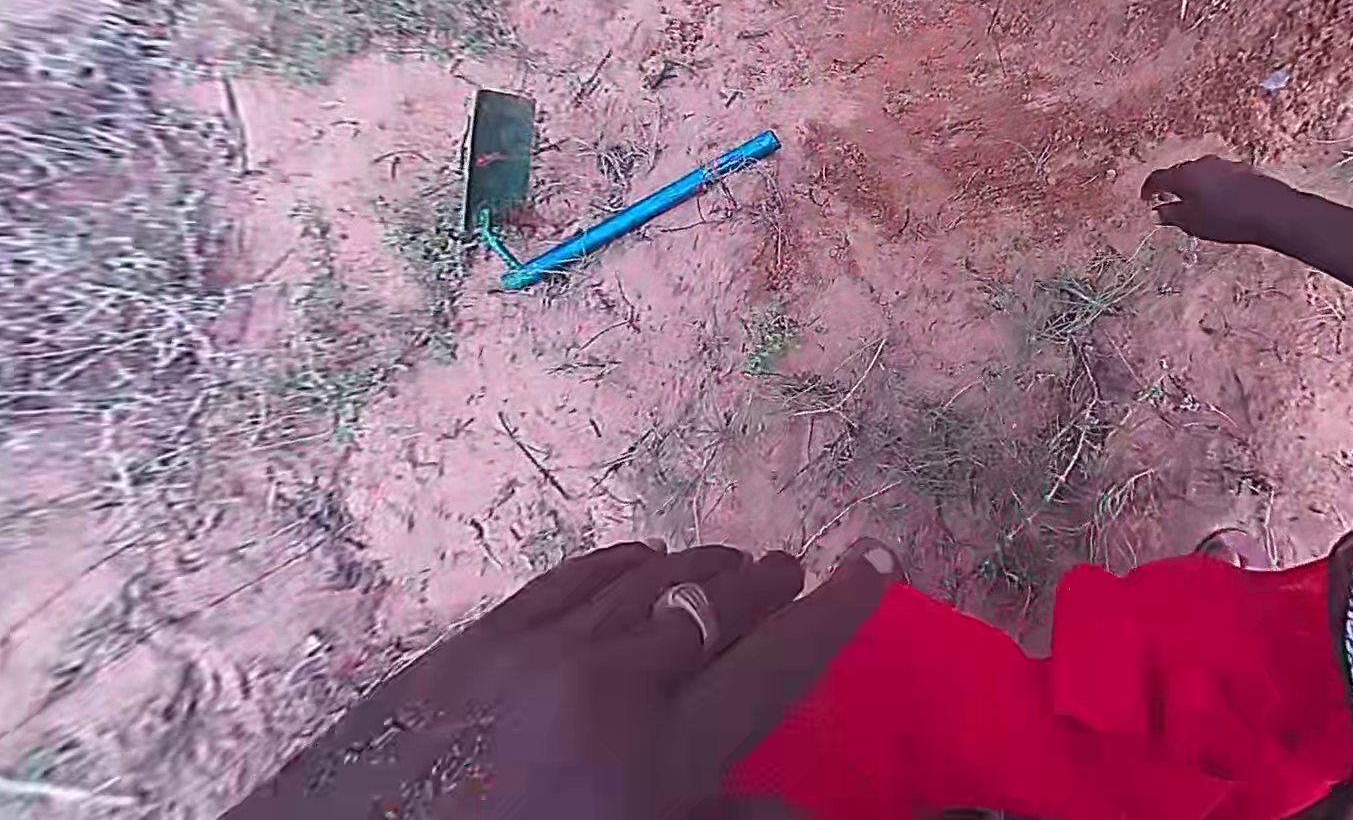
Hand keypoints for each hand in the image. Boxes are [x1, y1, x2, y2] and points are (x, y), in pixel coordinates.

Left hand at [225, 540, 895, 819]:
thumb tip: (792, 796)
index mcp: (647, 770)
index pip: (779, 662)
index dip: (841, 605)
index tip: (878, 556)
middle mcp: (604, 690)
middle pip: (723, 602)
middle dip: (770, 581)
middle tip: (789, 573)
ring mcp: (533, 653)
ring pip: (659, 577)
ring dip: (708, 569)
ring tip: (730, 571)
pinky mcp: (474, 640)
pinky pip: (582, 574)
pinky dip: (632, 564)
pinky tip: (648, 565)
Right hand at [1141, 156, 1298, 244]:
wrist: (1272, 212)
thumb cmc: (1228, 218)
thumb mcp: (1191, 222)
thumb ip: (1170, 215)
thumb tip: (1158, 212)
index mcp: (1184, 175)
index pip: (1157, 178)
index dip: (1148, 189)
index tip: (1145, 198)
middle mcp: (1202, 164)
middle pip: (1179, 173)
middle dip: (1170, 187)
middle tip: (1166, 202)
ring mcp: (1224, 165)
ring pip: (1200, 174)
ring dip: (1192, 187)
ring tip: (1193, 206)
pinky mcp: (1243, 170)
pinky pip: (1218, 177)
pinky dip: (1211, 188)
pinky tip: (1217, 204)